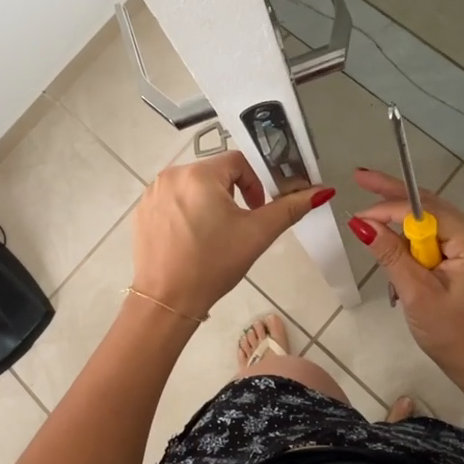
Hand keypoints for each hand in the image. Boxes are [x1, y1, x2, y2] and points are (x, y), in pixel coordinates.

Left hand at [130, 151, 333, 320]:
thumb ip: (289, 208)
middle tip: (237, 227)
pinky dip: (185, 213)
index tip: (257, 210)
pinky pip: (172, 200)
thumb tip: (321, 190)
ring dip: (208, 203)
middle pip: (214, 173)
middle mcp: (172, 175)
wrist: (167, 300)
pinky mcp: (142, 210)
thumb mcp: (256, 234)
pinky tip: (191, 241)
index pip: (238, 162)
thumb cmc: (213, 264)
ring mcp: (153, 192)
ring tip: (214, 236)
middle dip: (231, 195)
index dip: (255, 183)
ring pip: (193, 187)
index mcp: (199, 174)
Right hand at [348, 169, 463, 389]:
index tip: (357, 214)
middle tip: (359, 177)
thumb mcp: (417, 294)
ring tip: (370, 223)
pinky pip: (435, 243)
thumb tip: (361, 223)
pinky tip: (395, 257)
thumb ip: (391, 255)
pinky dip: (412, 248)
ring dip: (400, 229)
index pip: (423, 210)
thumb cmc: (455, 337)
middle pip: (428, 207)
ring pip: (429, 225)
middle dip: (393, 196)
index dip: (388, 207)